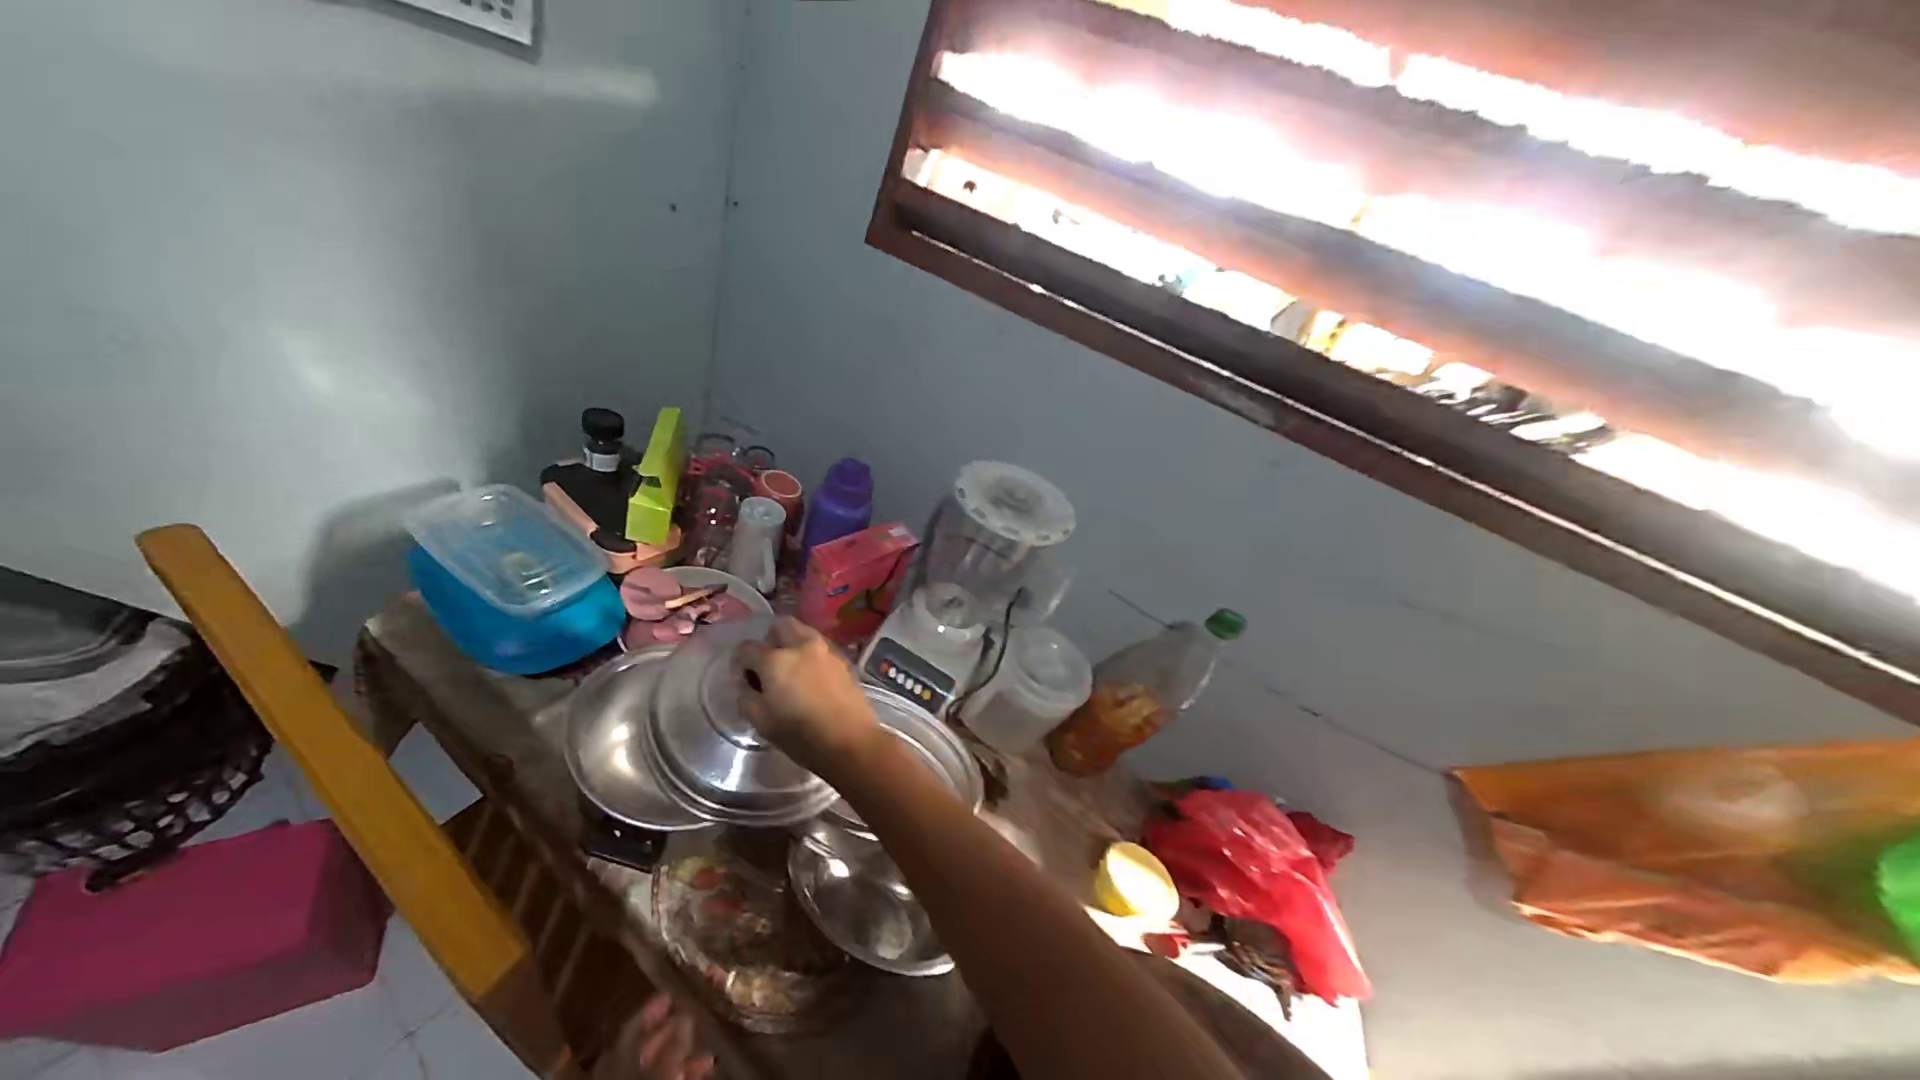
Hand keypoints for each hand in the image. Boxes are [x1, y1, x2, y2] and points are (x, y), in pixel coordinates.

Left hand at [592, 994, 714, 1079]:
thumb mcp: (664, 1068)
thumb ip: (675, 1042)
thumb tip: (686, 1015)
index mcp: (616, 1056)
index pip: (634, 1025)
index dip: (653, 1009)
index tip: (671, 995)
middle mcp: (615, 1071)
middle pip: (642, 1047)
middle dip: (670, 1035)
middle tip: (692, 1022)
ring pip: (651, 1069)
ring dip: (679, 1060)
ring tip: (705, 1057)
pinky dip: (676, 1075)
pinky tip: (699, 1073)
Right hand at [736, 617, 878, 779]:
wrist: (851, 741)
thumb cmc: (801, 735)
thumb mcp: (761, 721)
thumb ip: (746, 695)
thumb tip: (746, 682)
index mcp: (776, 660)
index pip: (747, 648)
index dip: (740, 662)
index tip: (744, 678)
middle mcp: (802, 646)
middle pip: (780, 627)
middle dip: (769, 641)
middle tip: (767, 666)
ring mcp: (826, 650)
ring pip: (803, 633)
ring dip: (792, 644)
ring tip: (790, 670)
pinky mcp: (843, 660)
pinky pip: (820, 647)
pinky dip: (810, 654)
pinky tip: (810, 677)